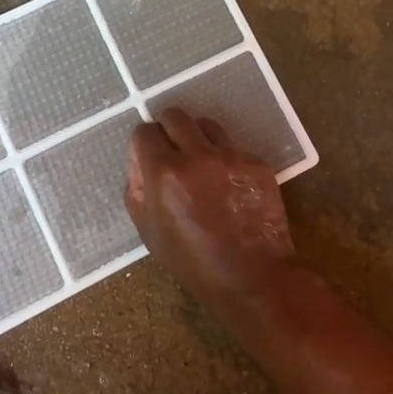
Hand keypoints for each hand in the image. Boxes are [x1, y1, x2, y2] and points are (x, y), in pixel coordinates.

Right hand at [125, 107, 295, 314]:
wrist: (255, 278)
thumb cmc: (194, 262)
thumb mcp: (149, 232)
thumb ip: (137, 190)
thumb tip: (139, 163)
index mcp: (164, 172)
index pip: (145, 131)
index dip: (144, 144)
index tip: (149, 158)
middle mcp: (196, 155)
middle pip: (174, 115)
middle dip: (168, 130)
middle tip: (173, 154)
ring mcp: (230, 156)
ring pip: (206, 125)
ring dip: (198, 139)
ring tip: (202, 165)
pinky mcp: (256, 163)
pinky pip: (233, 147)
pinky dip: (225, 160)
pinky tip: (229, 185)